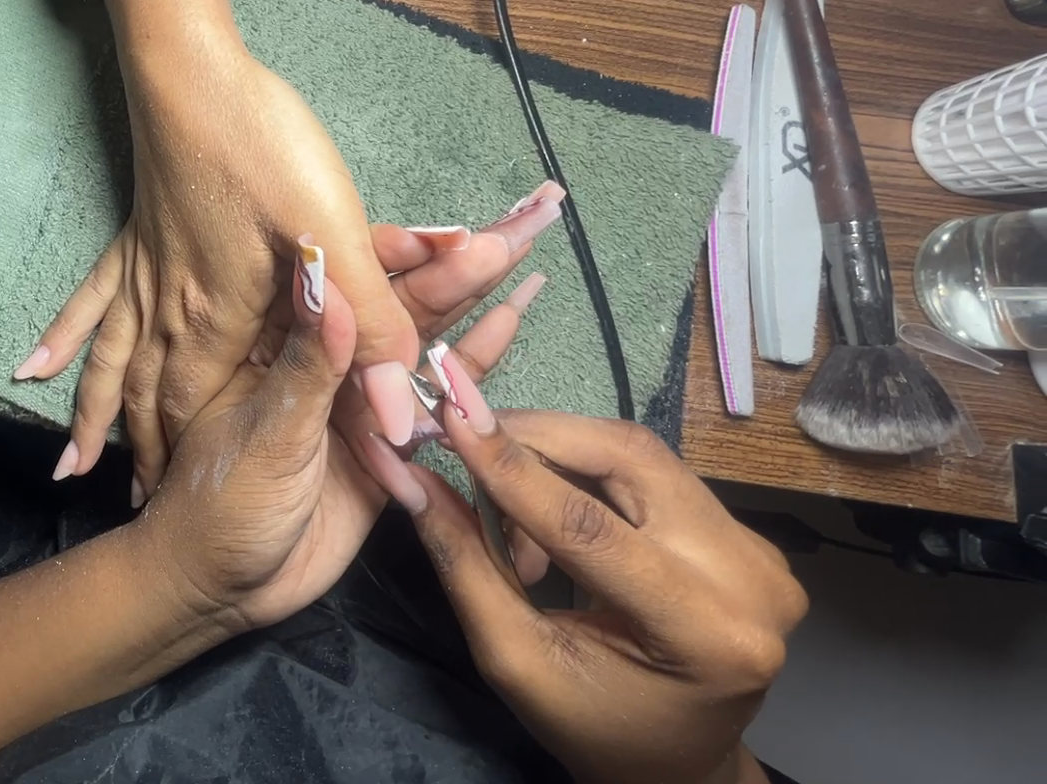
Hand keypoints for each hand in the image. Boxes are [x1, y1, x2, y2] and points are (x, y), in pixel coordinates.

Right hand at [15, 35, 566, 503]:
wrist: (192, 73)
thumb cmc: (263, 143)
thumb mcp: (334, 228)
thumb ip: (369, 324)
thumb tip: (406, 416)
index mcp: (219, 315)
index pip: (206, 409)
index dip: (204, 462)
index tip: (192, 510)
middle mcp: (170, 308)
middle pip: (153, 396)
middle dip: (146, 453)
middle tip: (134, 505)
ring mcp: (142, 274)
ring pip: (113, 364)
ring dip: (98, 416)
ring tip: (74, 466)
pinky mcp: (133, 240)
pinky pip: (88, 302)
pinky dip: (63, 339)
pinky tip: (31, 365)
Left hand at [134, 236, 541, 633]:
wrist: (225, 586)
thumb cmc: (221, 504)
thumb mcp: (265, 432)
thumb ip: (308, 366)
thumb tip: (331, 280)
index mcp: (270, 343)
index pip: (332, 283)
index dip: (384, 256)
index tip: (440, 234)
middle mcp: (315, 359)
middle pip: (383, 307)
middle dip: (444, 270)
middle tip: (513, 228)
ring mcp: (351, 398)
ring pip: (412, 343)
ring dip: (466, 303)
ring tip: (522, 256)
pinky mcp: (383, 442)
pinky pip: (429, 399)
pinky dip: (468, 368)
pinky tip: (508, 323)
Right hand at [357, 357, 807, 783]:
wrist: (676, 760)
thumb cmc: (589, 722)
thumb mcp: (509, 655)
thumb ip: (461, 559)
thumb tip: (409, 473)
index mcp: (704, 634)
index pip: (588, 524)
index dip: (509, 466)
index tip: (449, 416)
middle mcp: (750, 578)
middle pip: (626, 458)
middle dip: (533, 434)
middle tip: (464, 433)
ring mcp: (756, 548)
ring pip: (633, 450)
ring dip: (551, 448)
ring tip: (501, 484)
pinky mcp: (741, 531)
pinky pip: (644, 467)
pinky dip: (576, 466)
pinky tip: (544, 498)